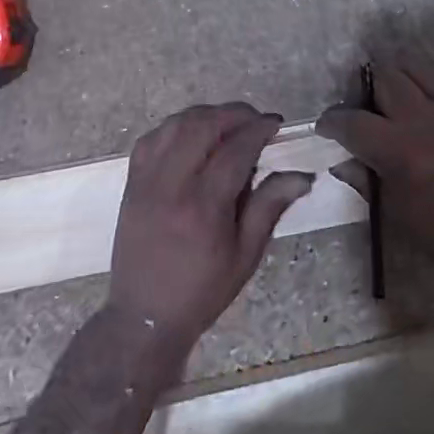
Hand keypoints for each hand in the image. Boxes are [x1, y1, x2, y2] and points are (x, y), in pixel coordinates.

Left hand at [107, 103, 314, 350]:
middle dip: (233, 113)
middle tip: (255, 120)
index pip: (235, 150)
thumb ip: (271, 206)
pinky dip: (176, 127)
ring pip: (175, 126)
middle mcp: (170, 187)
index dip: (259, 129)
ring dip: (206, 115)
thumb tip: (303, 175)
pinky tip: (194, 135)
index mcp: (203, 208)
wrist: (143, 319)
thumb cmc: (202, 290)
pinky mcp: (131, 186)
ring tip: (228, 123)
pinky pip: (151, 139)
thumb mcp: (246, 255)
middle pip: (202, 126)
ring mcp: (145, 184)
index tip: (277, 123)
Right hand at [317, 66, 433, 291]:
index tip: (325, 127)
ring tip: (384, 98)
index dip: (332, 122)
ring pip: (410, 68)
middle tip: (359, 111)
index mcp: (398, 150)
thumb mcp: (396, 214)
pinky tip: (414, 100)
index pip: (352, 122)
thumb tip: (345, 161)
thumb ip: (367, 180)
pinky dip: (418, 80)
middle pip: (383, 78)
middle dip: (363, 89)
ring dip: (392, 76)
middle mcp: (420, 119)